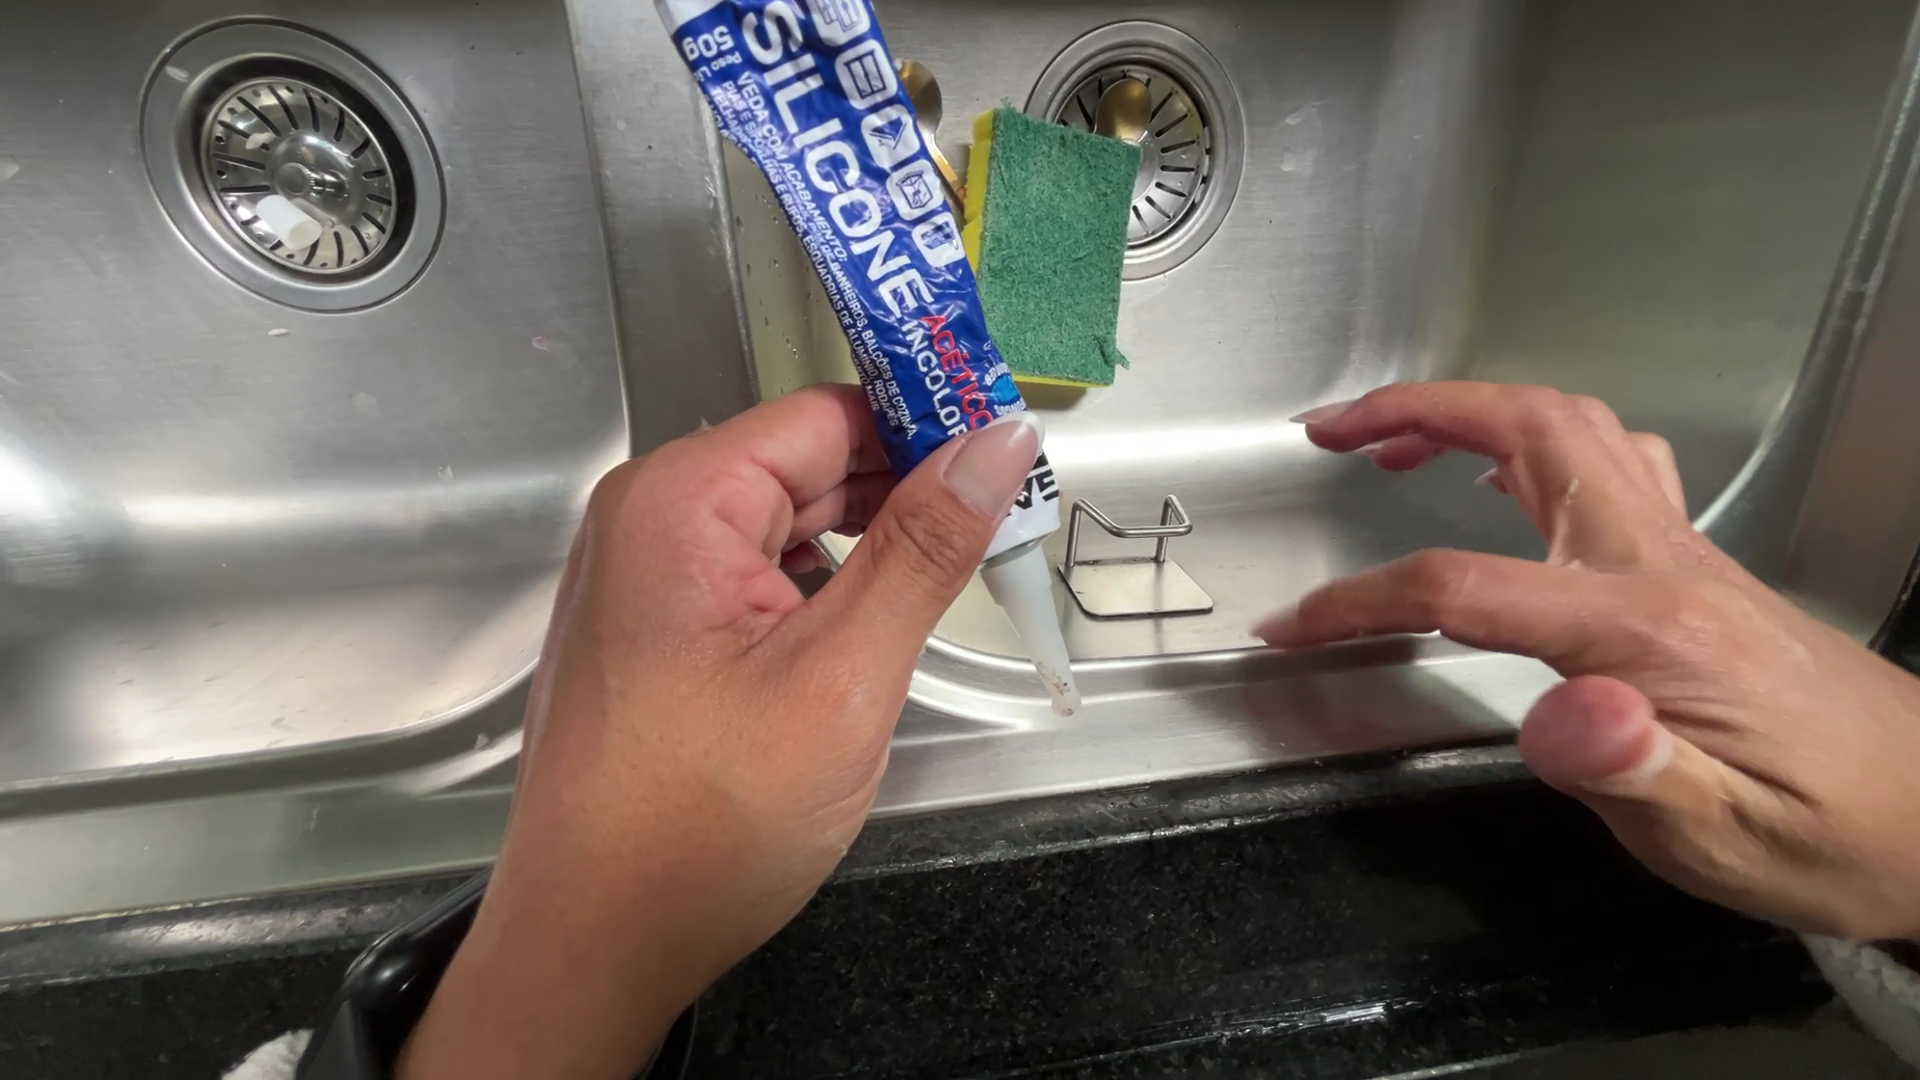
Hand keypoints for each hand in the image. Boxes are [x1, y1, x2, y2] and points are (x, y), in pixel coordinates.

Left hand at [397, 385, 1041, 1078]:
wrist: (598, 950)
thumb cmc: (709, 820)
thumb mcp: (845, 674)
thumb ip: (925, 548)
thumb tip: (998, 445)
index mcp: (683, 499)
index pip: (830, 415)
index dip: (925, 426)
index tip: (1005, 453)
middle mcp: (657, 516)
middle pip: (813, 464)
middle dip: (908, 490)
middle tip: (1001, 520)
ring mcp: (659, 571)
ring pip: (798, 520)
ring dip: (877, 540)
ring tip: (955, 568)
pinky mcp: (672, 620)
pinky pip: (772, 569)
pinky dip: (835, 581)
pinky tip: (880, 612)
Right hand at [1262, 381, 1919, 942]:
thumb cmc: (1827, 834)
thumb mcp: (1723, 836)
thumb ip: (1634, 771)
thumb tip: (1571, 714)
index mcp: (1645, 626)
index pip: (1459, 587)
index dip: (1358, 600)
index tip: (1293, 623)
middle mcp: (1658, 559)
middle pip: (1528, 432)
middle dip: (1413, 412)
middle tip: (1332, 428)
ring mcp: (1673, 544)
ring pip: (1565, 424)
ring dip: (1463, 409)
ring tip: (1385, 434)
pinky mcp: (1675, 554)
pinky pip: (1596, 456)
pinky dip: (1518, 439)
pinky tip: (1486, 469)